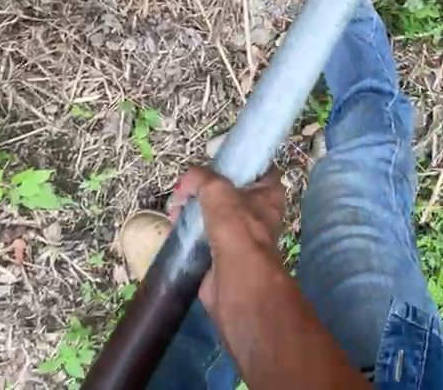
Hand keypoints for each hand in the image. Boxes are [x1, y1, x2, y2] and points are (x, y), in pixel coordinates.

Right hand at [169, 166, 286, 308]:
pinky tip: (173, 226)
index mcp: (269, 191)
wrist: (237, 283)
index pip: (256, 166)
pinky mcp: (223, 252)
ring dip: (193, 209)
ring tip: (175, 209)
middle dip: (204, 189)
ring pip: (214, 212)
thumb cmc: (237, 230)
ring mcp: (241, 233)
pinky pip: (204, 234)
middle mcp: (258, 210)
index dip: (235, 160)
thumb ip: (202, 179)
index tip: (212, 160)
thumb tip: (187, 178)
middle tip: (185, 189)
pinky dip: (189, 230)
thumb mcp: (219, 192)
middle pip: (228, 190)